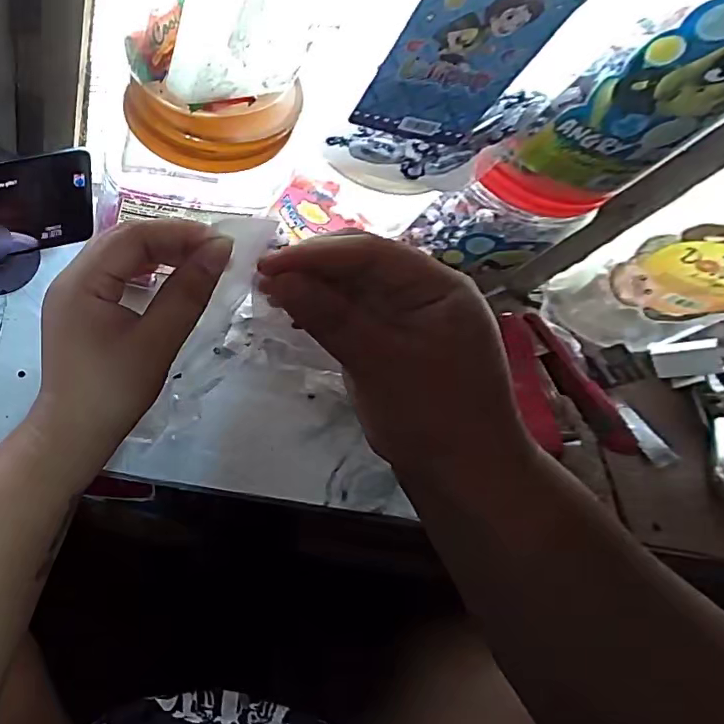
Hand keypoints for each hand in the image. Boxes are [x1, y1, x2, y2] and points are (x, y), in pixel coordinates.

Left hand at [26, 219, 231, 470]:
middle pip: (119, 240)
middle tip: (211, 250)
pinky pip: (108, 277)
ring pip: (113, 257)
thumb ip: (188, 291)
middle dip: (167, 239)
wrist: (72, 433)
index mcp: (80, 282)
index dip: (178, 233)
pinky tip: (164, 281)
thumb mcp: (157, 341)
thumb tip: (218, 250)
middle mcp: (68, 280)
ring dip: (154, 254)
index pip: (132, 236)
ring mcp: (68, 295)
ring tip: (194, 261)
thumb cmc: (112, 391)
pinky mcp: (74, 311)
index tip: (219, 243)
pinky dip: (138, 273)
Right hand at [256, 233, 528, 473]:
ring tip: (267, 292)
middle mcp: (421, 292)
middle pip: (359, 262)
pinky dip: (317, 308)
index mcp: (436, 286)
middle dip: (310, 264)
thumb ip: (329, 316)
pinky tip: (291, 313)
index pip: (369, 253)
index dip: (315, 253)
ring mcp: (402, 315)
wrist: (462, 470)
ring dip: (309, 285)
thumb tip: (278, 280)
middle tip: (261, 275)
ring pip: (348, 286)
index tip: (267, 264)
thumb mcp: (378, 361)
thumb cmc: (432, 413)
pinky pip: (346, 311)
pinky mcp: (384, 338)